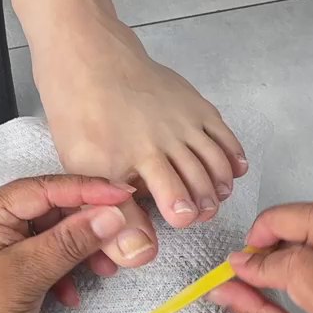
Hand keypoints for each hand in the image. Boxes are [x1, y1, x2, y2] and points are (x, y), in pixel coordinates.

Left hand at [0, 175, 138, 312]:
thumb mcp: (28, 273)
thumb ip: (70, 241)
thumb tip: (112, 215)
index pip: (46, 188)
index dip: (88, 189)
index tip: (125, 193)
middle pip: (52, 210)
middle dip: (88, 226)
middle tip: (124, 238)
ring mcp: (1, 242)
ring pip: (53, 235)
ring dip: (80, 251)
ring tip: (107, 270)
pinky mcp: (10, 266)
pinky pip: (45, 257)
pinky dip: (63, 271)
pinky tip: (72, 296)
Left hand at [28, 12, 246, 232]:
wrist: (88, 58)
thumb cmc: (80, 113)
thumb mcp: (84, 167)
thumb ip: (115, 212)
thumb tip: (140, 254)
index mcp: (137, 155)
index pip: (173, 193)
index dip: (183, 211)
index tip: (184, 219)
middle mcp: (166, 138)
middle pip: (200, 180)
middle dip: (203, 203)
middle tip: (199, 215)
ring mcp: (184, 119)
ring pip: (216, 160)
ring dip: (219, 184)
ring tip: (213, 198)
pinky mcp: (195, 104)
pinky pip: (224, 134)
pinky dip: (232, 156)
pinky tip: (232, 170)